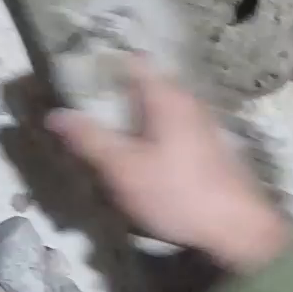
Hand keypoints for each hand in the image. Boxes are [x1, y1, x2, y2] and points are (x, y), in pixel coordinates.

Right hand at [47, 56, 290, 272]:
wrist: (238, 230)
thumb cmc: (176, 193)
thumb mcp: (122, 168)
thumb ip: (88, 138)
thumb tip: (54, 114)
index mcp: (166, 95)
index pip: (131, 61)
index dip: (102, 64)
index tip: (75, 78)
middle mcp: (188, 101)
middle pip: (143, 86)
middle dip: (112, 97)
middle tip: (83, 114)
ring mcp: (203, 124)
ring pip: (158, 110)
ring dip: (131, 120)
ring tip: (105, 141)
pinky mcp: (210, 148)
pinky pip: (171, 130)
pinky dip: (149, 136)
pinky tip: (138, 162)